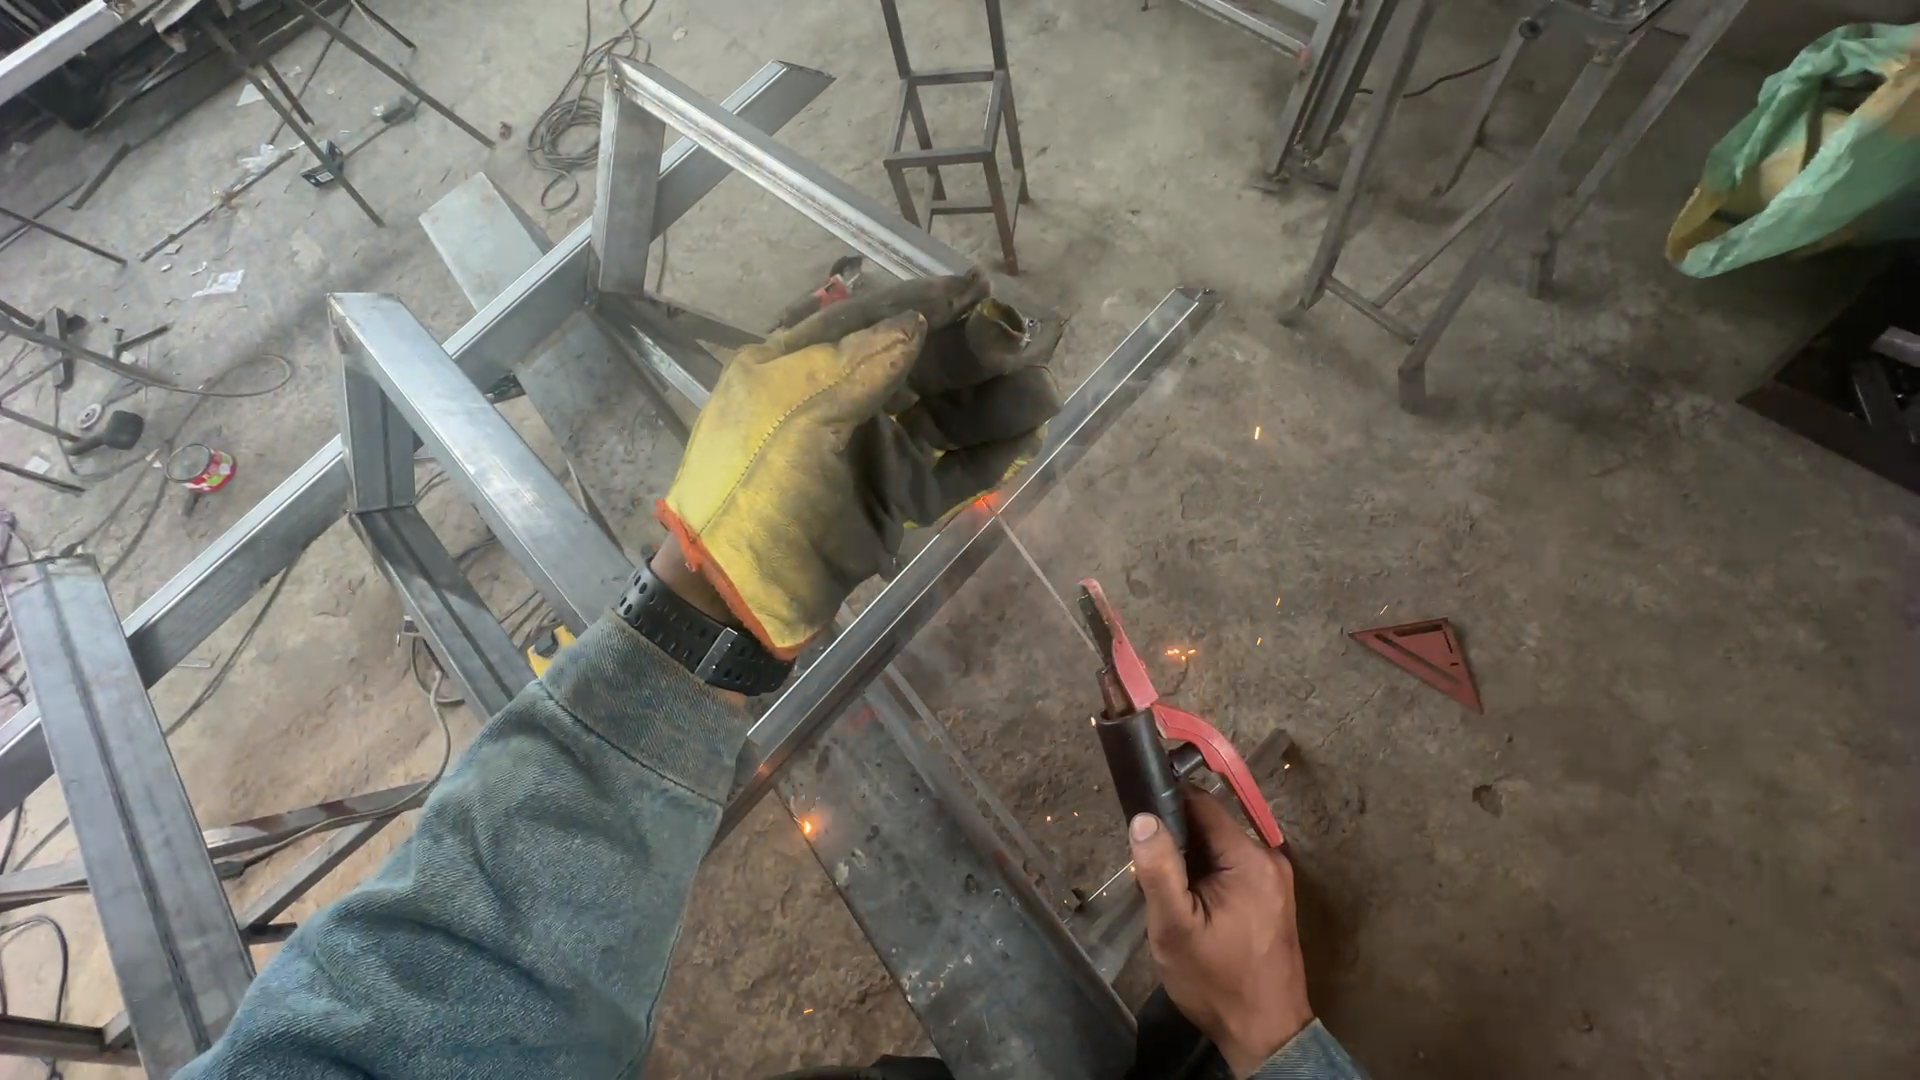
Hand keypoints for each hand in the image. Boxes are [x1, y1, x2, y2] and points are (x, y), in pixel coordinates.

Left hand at [656, 272, 1060, 657]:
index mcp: (802, 367)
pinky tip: (1028, 440)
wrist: (743, 596)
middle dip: (975, 353)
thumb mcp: (794, 416)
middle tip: (1030, 344)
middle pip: (920, 366)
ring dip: (994, 405)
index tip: (980, 288)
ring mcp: (872, 452)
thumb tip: (917, 322)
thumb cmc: (757, 493)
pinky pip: (950, 472)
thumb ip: (857, 365)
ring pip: (944, 418)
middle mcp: (842, 401)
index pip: (872, 319)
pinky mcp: (895, 497)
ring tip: (1046, 394)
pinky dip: (988, 458)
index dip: (927, 302)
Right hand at [1130, 791, 1313, 1077]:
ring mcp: (1274, 878)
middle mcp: (1269, 858)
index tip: (1140, 826)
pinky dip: (1206, 876)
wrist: (1266, 1037)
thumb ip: (1158, 869)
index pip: (1201, 804)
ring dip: (1190, 861)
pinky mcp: (1271, 896)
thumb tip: (1143, 817)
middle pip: (1209, 825)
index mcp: (1250, 858)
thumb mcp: (1174, 927)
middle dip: (1176, 842)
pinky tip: (1192, 905)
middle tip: (1150, 875)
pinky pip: (1230, 867)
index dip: (1166, 807)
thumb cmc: (1216, 981)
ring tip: (1169, 894)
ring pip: (1217, 847)